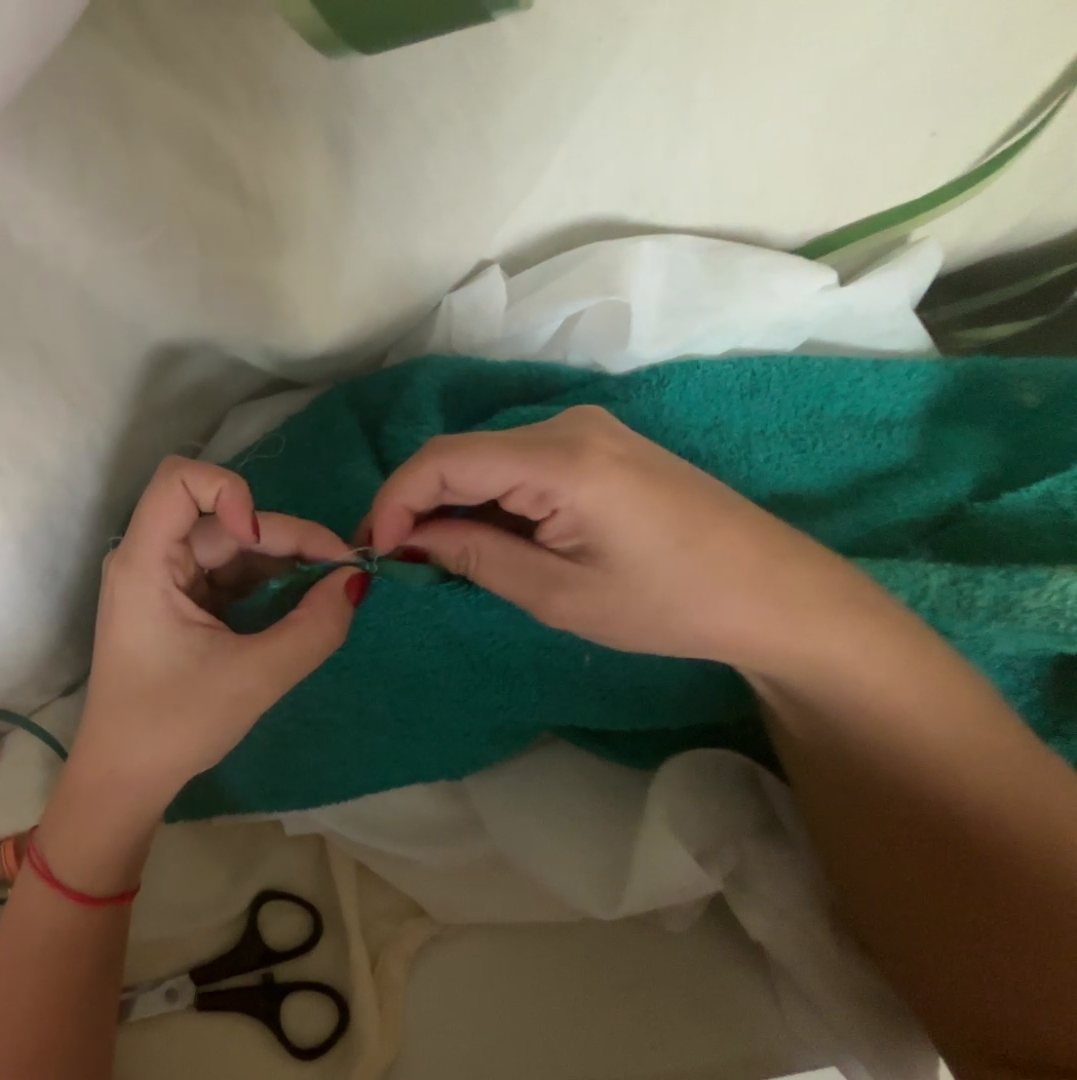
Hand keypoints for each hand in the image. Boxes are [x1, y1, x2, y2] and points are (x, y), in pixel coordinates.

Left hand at [70, 457, 365, 818]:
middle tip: (346, 568)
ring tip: (333, 585)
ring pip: (228, 546)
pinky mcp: (177, 604)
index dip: (229, 491)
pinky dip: (264, 583)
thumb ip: (313, 627)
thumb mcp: (254, 676)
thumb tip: (357, 581)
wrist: (125, 775)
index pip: (179, 480)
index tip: (259, 542)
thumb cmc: (174, 724)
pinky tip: (303, 599)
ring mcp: (162, 581)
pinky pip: (225, 575)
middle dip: (282, 537)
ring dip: (280, 561)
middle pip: (220, 518)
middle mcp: (148, 559)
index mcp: (145, 562)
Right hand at [366, 405, 892, 674]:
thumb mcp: (556, 595)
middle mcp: (568, 425)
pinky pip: (514, 460)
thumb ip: (472, 556)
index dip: (395, 501)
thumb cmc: (668, 605)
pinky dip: (482, 495)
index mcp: (560, 459)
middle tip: (392, 557)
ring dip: (447, 500)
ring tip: (431, 553)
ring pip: (482, 455)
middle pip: (457, 452)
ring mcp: (586, 429)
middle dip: (414, 502)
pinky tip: (479, 533)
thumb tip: (408, 539)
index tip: (377, 552)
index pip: (442, 460)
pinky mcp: (598, 444)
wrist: (778, 597)